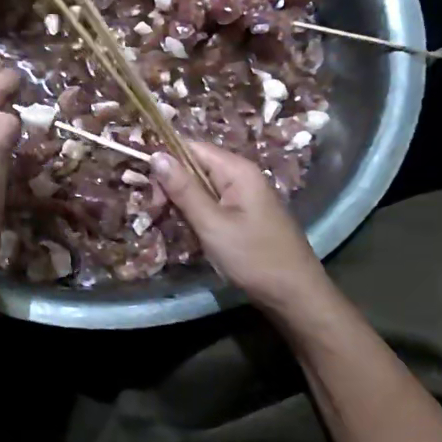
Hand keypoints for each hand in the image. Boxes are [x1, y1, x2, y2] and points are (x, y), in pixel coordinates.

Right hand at [149, 140, 328, 309]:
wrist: (294, 294)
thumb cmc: (253, 257)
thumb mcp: (211, 223)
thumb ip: (183, 189)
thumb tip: (155, 155)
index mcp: (237, 170)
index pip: (191, 147)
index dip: (165, 161)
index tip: (147, 187)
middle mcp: (241, 175)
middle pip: (194, 165)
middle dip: (170, 184)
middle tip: (155, 211)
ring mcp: (243, 195)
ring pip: (199, 185)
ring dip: (180, 200)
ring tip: (167, 221)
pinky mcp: (242, 212)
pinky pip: (210, 201)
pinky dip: (194, 212)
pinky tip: (187, 228)